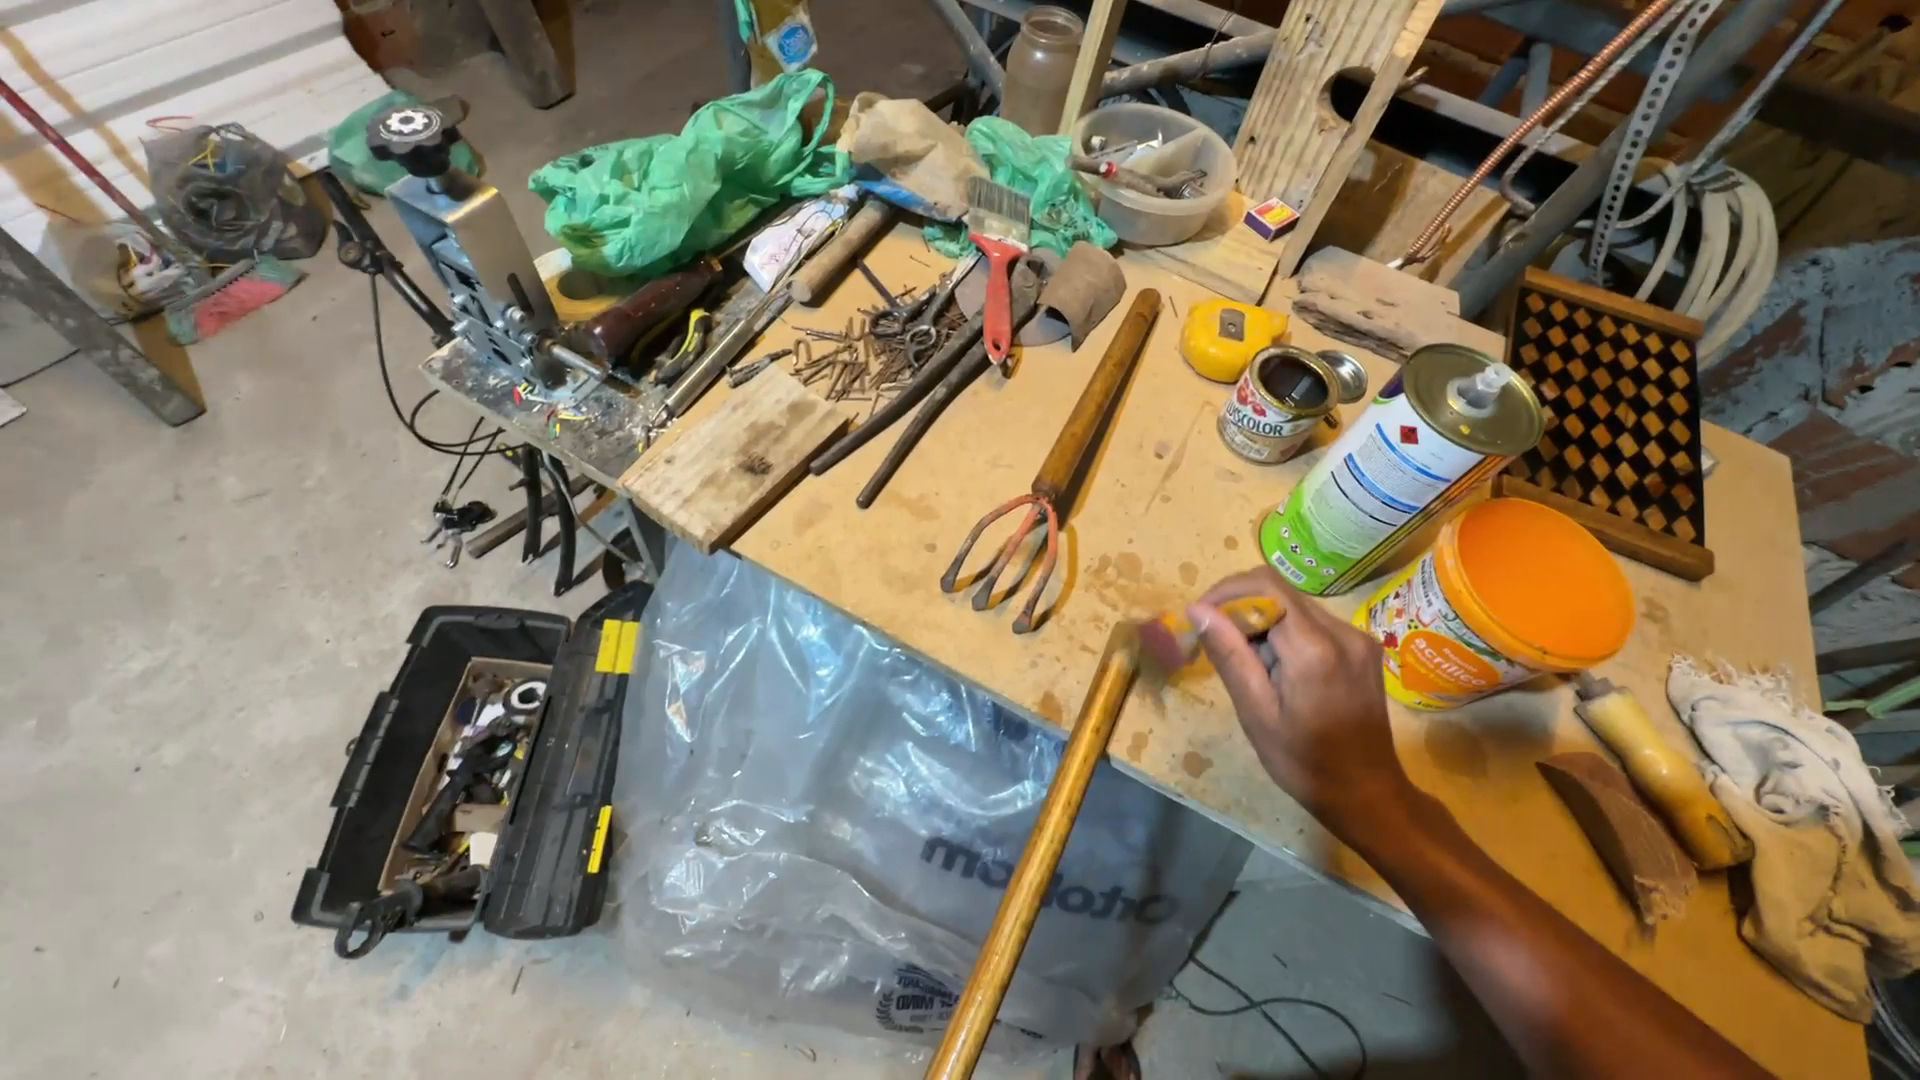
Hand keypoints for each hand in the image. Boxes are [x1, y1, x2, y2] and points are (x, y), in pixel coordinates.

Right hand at [1190, 567, 1413, 834]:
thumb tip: (1197, 609)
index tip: (1201, 617)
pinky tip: (1274, 666)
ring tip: (1244, 659)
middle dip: (1240, 605)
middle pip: (1281, 590)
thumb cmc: (1303, 762)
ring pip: (1295, 604)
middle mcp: (1343, 632)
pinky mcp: (1362, 647)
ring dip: (1261, 619)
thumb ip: (1228, 654)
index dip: (1226, 592)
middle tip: (1215, 638)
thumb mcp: (1255, 712)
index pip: (1266, 587)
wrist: (1367, 794)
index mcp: (1315, 649)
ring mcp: (1357, 637)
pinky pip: (1312, 622)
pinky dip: (1283, 631)